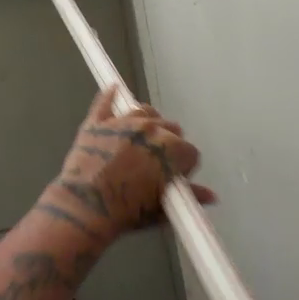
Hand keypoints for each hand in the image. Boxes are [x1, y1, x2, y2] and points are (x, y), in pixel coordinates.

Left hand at [39, 85, 215, 240]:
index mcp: (172, 148)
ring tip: (140, 138)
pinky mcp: (97, 121)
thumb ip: (190, 196)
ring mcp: (122, 121)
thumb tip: (212, 196)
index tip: (173, 177)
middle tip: (155, 163)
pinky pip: (106, 101)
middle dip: (167, 144)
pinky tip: (113, 89)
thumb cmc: (129, 210)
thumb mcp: (163, 208)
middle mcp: (150, 127)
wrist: (86, 205)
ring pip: (143, 111)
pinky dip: (110, 95)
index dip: (183, 167)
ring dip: (146, 122)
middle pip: (169, 128)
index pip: (189, 152)